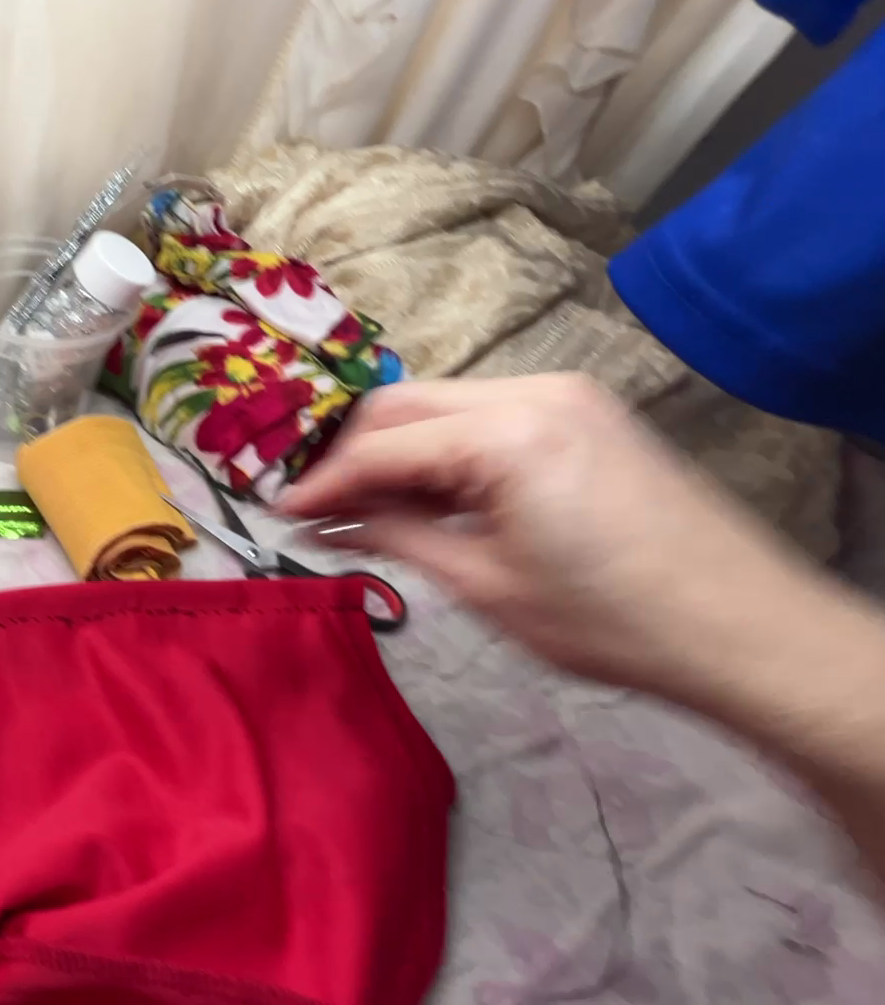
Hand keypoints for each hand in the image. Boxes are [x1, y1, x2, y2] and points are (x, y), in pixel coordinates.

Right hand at [279, 375, 884, 889]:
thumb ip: (390, 532)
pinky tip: (413, 496)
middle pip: (398, 408)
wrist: (754, 638)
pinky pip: (476, 422)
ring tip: (355, 506)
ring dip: (388, 454)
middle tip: (311, 504)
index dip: (320, 481)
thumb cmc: (608, 621)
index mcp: (507, 432)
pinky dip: (435, 456)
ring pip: (434, 410)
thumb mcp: (478, 581)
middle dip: (347, 455)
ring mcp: (562, 397)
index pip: (379, 447)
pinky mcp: (579, 416)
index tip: (277, 511)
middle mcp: (531, 392)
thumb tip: (318, 519)